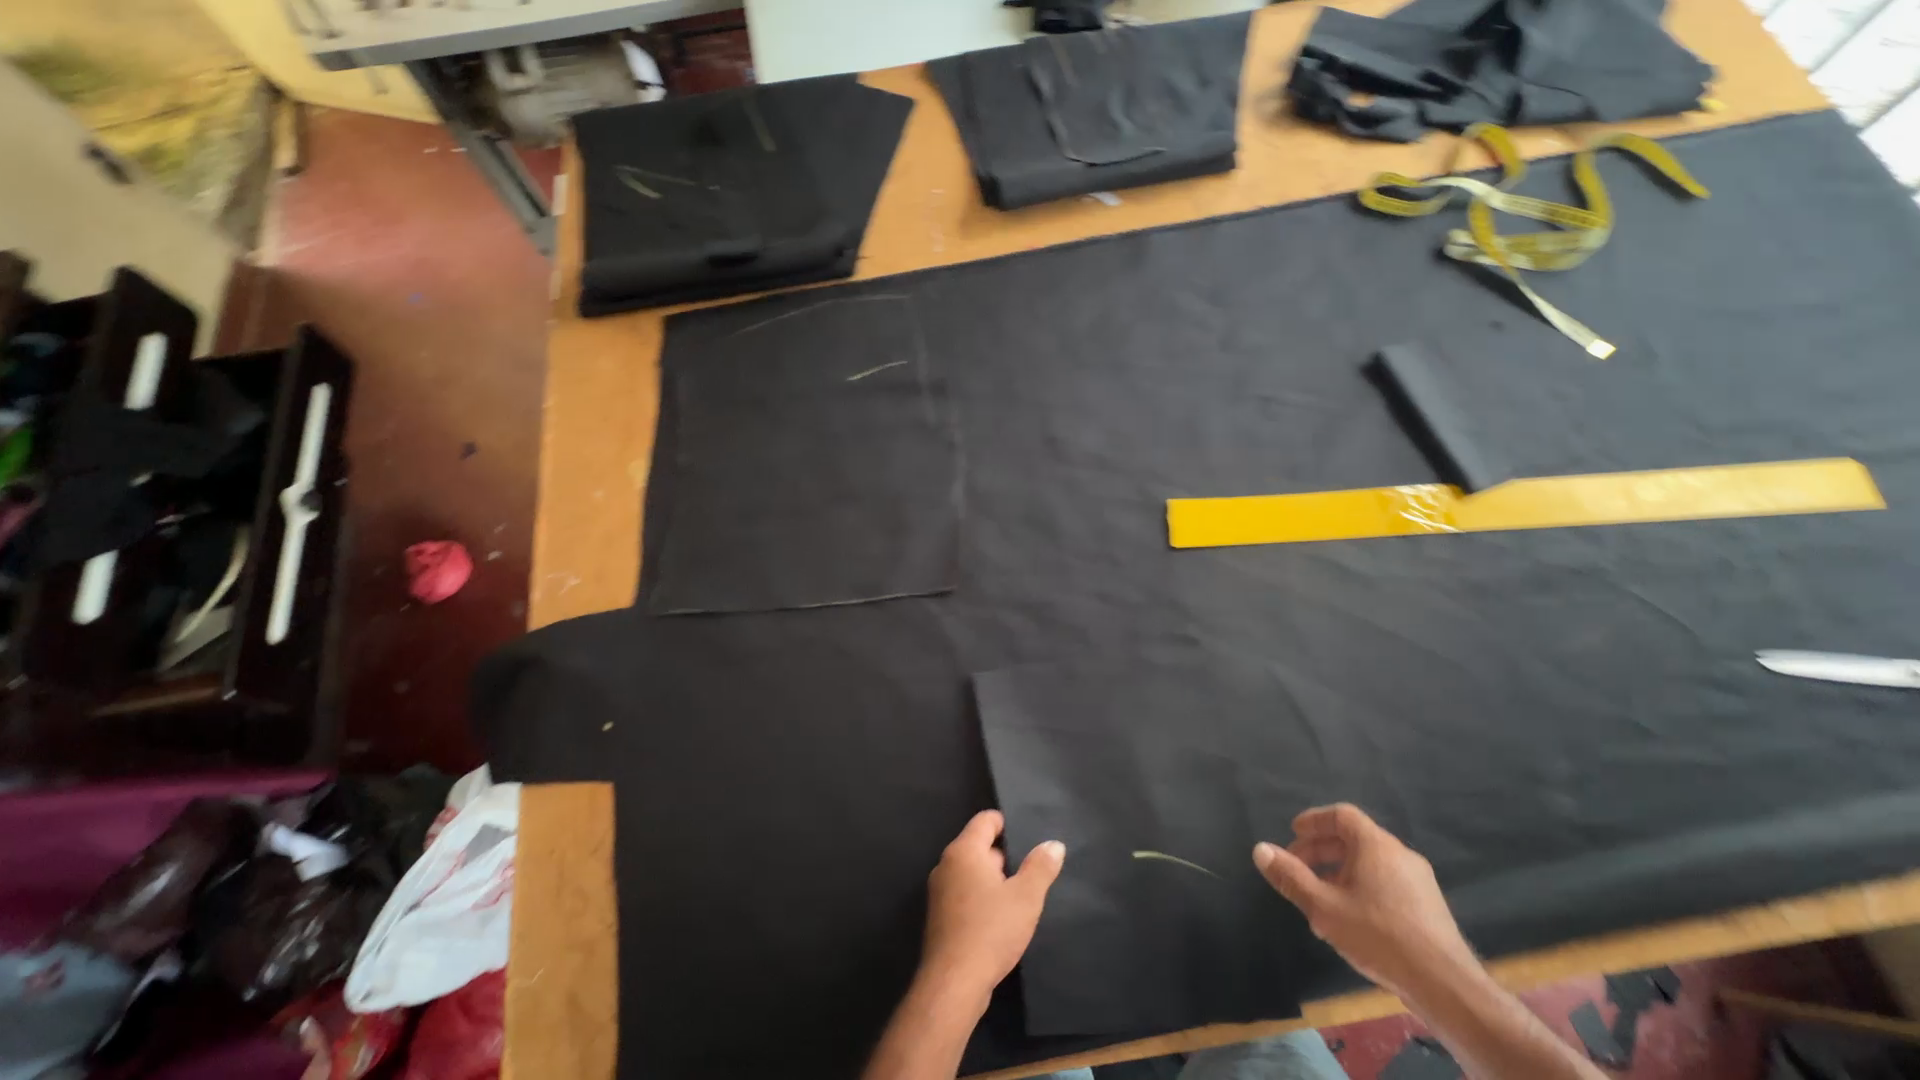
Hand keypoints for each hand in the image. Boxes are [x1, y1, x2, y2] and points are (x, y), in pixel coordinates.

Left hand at [919, 810, 1064, 1002]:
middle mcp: (946, 865)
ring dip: (994, 880)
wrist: (954, 982)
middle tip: (1032, 869)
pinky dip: (982, 898)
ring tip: (1021, 894)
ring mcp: (939, 892)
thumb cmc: (991, 930)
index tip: (1029, 833)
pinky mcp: (940, 917)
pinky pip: (964, 894)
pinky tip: (1001, 918)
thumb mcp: (1026, 897)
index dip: (1007, 823)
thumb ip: (1041, 867)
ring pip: (971, 873)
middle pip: (978, 846)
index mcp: (964, 851)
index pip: (984, 820)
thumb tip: (1053, 844)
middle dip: (1004, 855)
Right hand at [1253, 803, 1476, 997]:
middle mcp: (1400, 855)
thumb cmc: (1378, 935)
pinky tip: (1348, 922)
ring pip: (1369, 865)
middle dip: (1320, 851)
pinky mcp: (1427, 906)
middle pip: (1354, 839)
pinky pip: (1385, 883)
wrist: (1443, 982)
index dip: (1313, 821)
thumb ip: (1290, 877)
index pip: (1342, 815)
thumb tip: (1260, 849)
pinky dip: (1359, 889)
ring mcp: (1418, 881)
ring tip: (1317, 903)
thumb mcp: (1323, 907)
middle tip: (1296, 870)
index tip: (1291, 833)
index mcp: (1376, 846)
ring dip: (1337, 874)